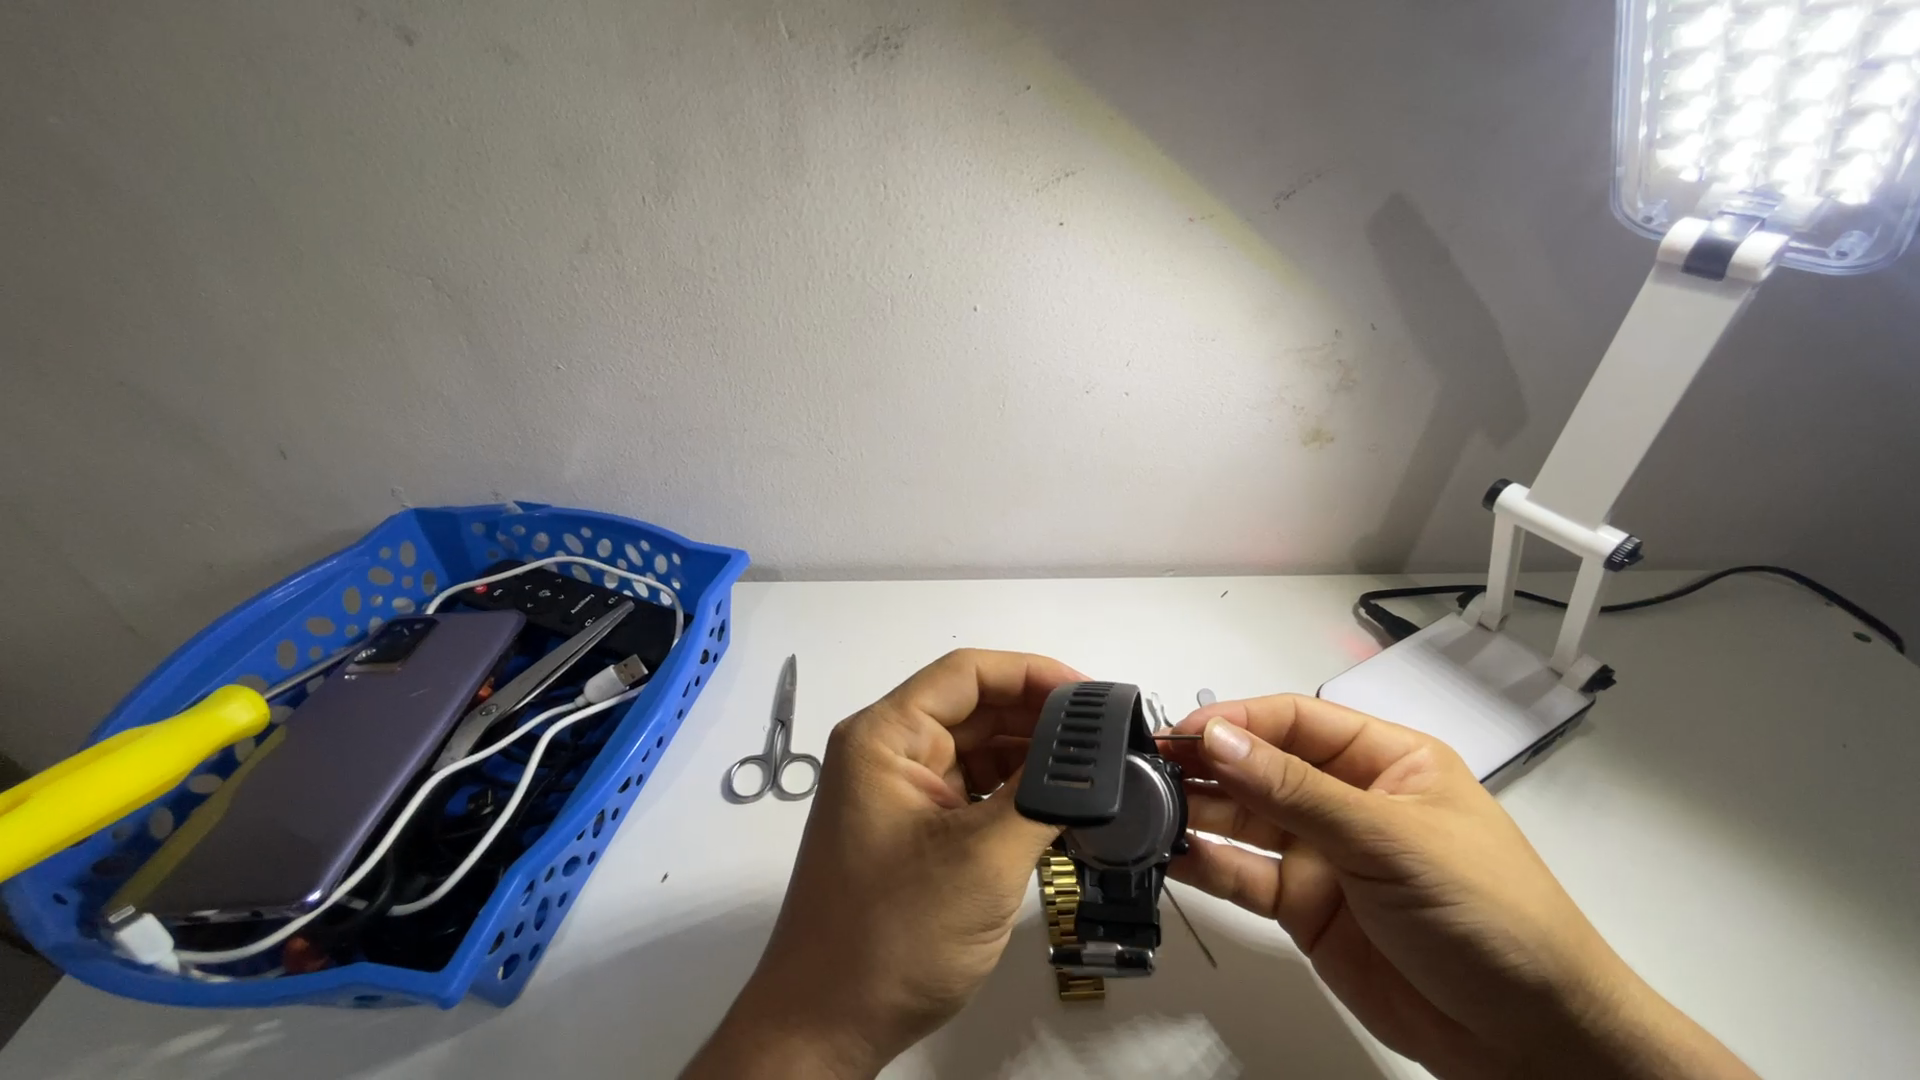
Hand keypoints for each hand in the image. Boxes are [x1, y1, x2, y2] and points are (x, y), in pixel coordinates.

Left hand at [682, 650, 1077, 1079]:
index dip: (1032, 673)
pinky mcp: (915, 830)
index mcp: (885, 737)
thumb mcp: (982, 860)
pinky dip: (1016, 793)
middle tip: (1108, 735)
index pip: (966, 674)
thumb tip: (1097, 756)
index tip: (1092, 694)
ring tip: (1096, 768)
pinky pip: (973, 791)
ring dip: (1032, 757)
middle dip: (1040, 717)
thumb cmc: (894, 937)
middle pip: (974, 708)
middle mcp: (889, 753)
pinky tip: (1062, 805)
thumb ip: (1042, 796)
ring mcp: (900, 793)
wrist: (827, 1026)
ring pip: (978, 750)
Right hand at [1164, 696, 1756, 1079]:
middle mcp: (1346, 799)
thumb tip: (1219, 739)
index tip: (1186, 732)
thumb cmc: (1492, 918)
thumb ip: (1296, 791)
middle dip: (1206, 764)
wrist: (1531, 1043)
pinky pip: (1242, 874)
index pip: (1294, 721)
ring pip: (1242, 819)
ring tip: (1148, 806)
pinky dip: (1204, 863)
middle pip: (1259, 767)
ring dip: (1196, 811)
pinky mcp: (1302, 905)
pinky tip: (1170, 853)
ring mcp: (1321, 853)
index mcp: (1385, 761)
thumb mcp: (1391, 839)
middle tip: (1149, 765)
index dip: (1237, 721)